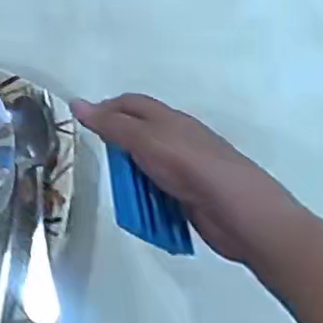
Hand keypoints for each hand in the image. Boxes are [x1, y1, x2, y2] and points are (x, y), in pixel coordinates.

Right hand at [71, 94, 311, 266]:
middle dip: (117, 143)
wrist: (248, 219)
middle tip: (101, 157)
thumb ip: (109, 124)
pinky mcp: (193, 195)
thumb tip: (74, 103)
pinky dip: (146, 192)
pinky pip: (159, 187)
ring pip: (147, 162)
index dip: (104, 109)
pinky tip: (139, 202)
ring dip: (131, 172)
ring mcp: (189, 169)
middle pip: (137, 132)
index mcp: (171, 120)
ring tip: (120, 184)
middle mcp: (180, 139)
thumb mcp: (144, 141)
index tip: (85, 126)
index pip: (129, 103)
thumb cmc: (193, 169)